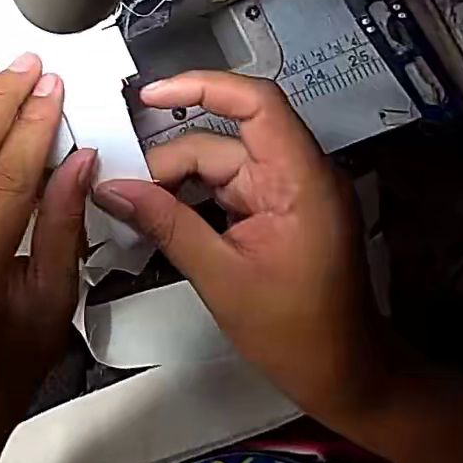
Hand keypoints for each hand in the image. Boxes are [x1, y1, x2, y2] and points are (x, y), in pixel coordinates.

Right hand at [92, 71, 378, 425]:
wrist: (346, 375)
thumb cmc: (303, 336)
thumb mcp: (223, 278)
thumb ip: (166, 225)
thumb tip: (116, 190)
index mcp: (300, 181)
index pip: (256, 103)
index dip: (201, 87)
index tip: (151, 94)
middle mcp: (296, 174)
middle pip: (219, 141)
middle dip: (168, 164)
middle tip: (125, 193)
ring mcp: (284, 190)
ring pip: (215, 164)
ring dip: (175, 183)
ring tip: (138, 210)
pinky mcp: (274, 207)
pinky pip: (223, 186)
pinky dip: (190, 197)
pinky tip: (162, 216)